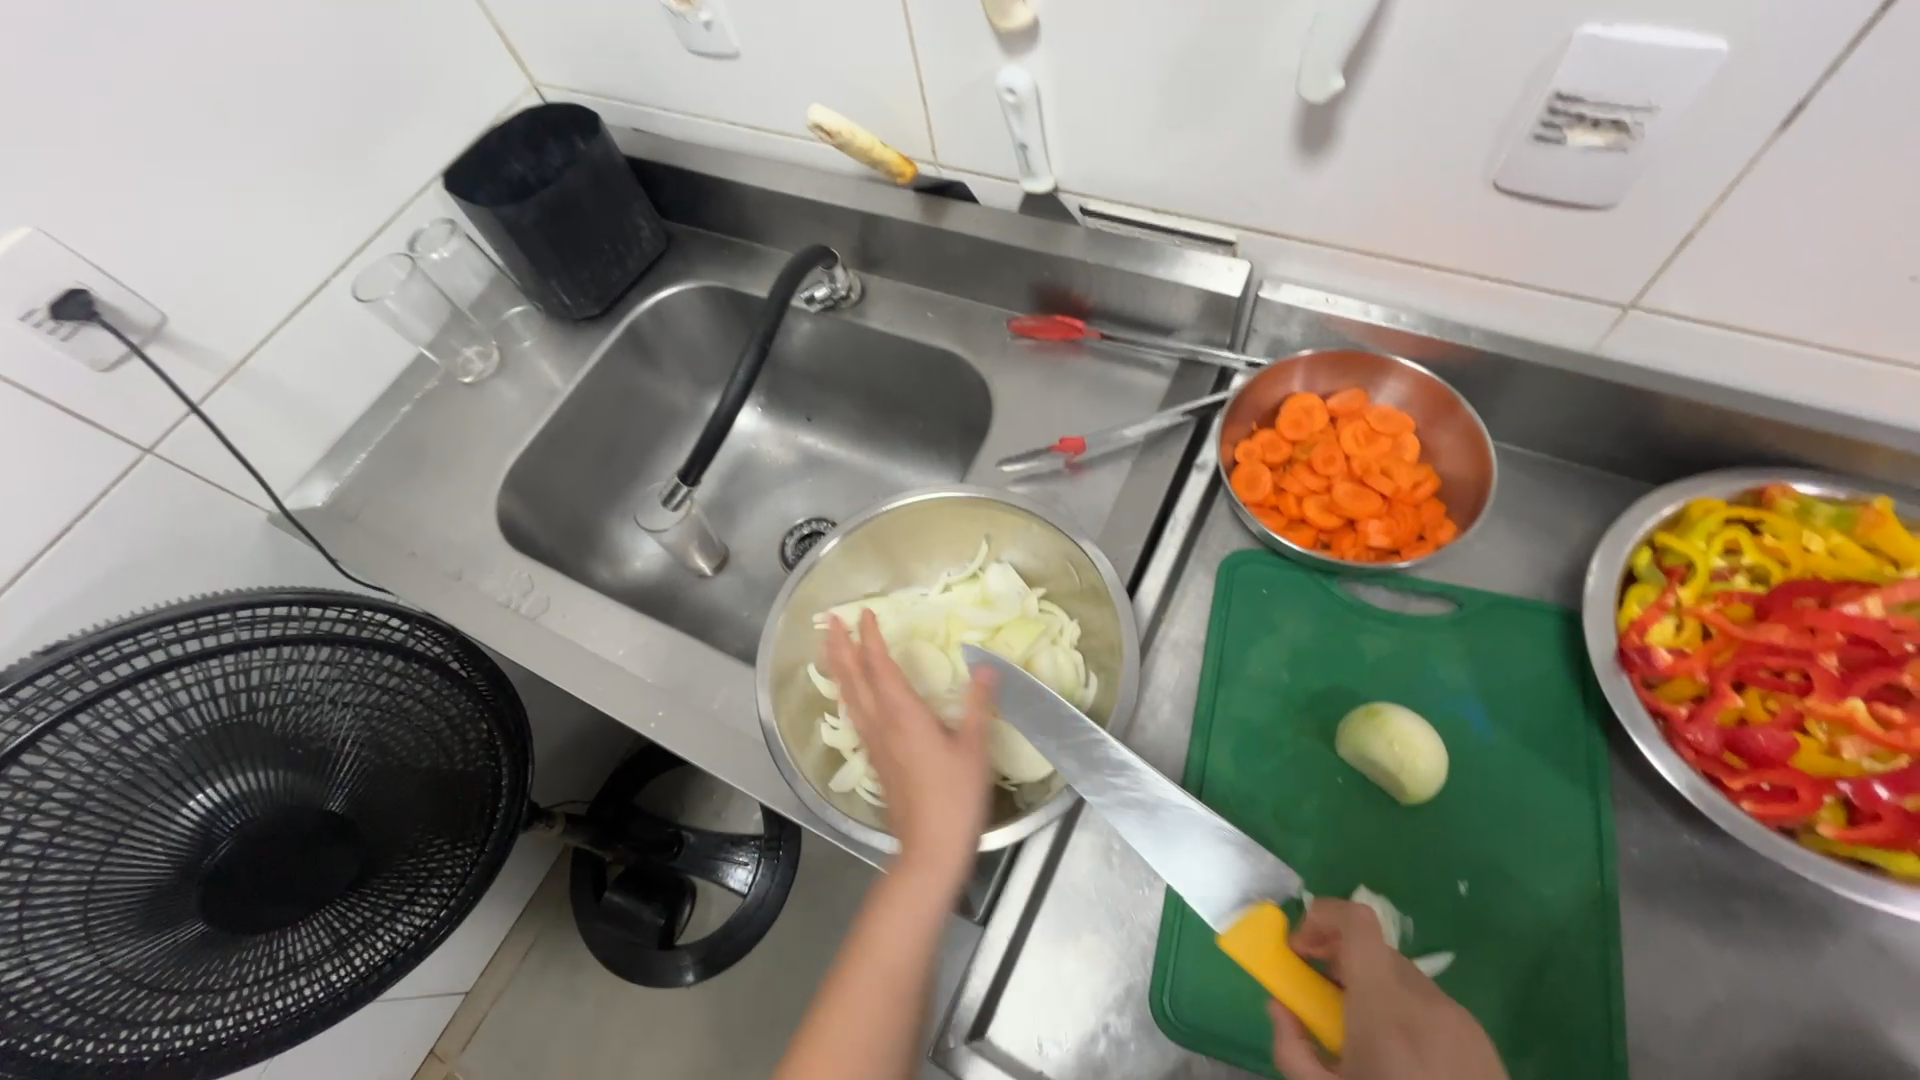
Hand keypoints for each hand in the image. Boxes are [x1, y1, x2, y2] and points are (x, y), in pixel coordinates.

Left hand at [825, 610, 996, 894]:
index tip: (865, 612)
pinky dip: (847, 693)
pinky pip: (854, 715)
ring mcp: (873, 743)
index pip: (880, 665)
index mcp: (903, 714)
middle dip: (840, 646)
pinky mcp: (875, 760)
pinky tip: (850, 695)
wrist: (929, 848)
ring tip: (830, 647)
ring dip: (838, 667)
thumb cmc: (955, 798)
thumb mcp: (974, 748)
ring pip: (848, 696)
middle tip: (828, 619)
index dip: (871, 637)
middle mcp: (880, 723)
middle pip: (852, 677)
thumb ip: (978, 704)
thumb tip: (986, 666)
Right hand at [1268, 899, 1506, 1079]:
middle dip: (1338, 960)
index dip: (1321, 917)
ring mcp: (1461, 1021)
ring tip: (1361, 1041)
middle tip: (1318, 998)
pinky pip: (1430, 1007)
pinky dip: (1403, 1014)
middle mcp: (1426, 1001)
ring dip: (1370, 989)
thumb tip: (1281, 1008)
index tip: (1300, 952)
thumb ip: (1291, 1049)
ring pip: (1401, 978)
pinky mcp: (1482, 1044)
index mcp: (1385, 1008)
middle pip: (1373, 949)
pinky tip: (1401, 1064)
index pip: (1357, 922)